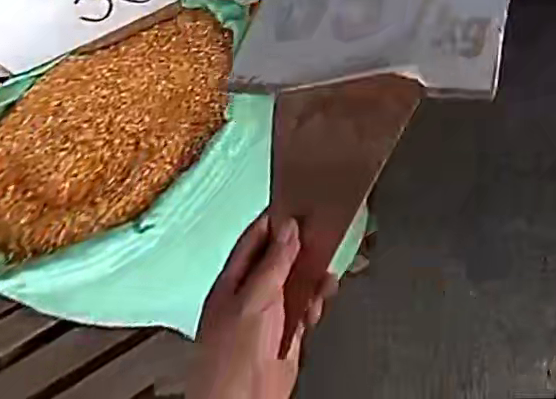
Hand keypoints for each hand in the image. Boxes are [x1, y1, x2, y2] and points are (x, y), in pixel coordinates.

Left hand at [188, 213, 336, 398]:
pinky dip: (317, 297)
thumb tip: (289, 225)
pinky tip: (320, 301)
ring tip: (324, 278)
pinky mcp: (287, 328)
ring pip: (298, 277)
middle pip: (280, 256)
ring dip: (314, 274)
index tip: (300, 199)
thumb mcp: (255, 300)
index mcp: (231, 285)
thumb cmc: (237, 355)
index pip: (254, 239)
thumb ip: (273, 262)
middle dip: (302, 247)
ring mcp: (268, 313)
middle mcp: (249, 295)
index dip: (275, 218)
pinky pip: (307, 300)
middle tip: (323, 233)